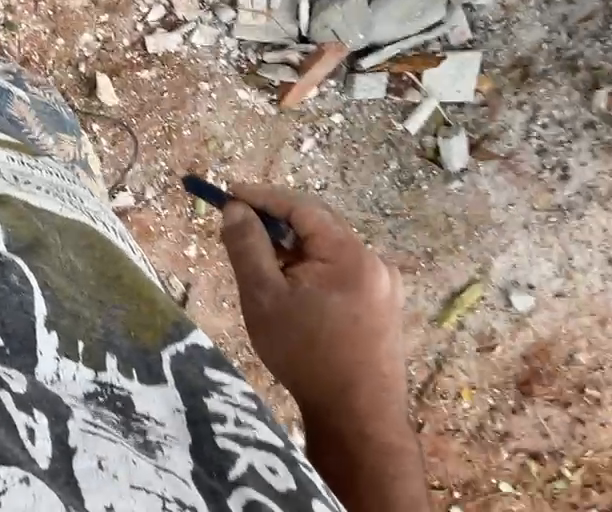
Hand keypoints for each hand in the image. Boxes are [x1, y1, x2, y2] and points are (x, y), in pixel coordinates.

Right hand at [219, 184, 408, 424]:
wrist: (357, 417)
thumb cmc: (305, 353)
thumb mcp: (262, 295)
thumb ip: (246, 245)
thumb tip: (234, 208)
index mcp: (350, 255)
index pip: (302, 206)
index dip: (262, 196)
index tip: (227, 193)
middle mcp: (374, 262)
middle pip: (317, 224)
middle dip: (274, 221)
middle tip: (236, 226)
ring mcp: (383, 285)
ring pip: (326, 248)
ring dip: (290, 246)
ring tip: (258, 262)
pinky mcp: (383, 305)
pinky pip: (338, 268)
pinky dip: (308, 265)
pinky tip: (288, 286)